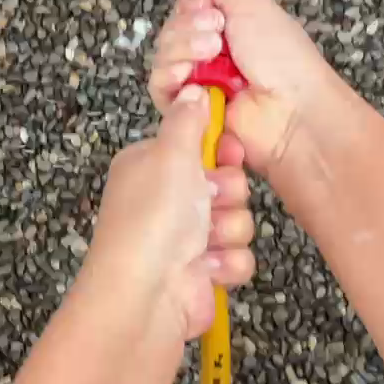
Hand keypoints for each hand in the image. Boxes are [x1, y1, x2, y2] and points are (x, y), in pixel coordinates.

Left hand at [77, 86, 256, 342]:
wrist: (146, 294)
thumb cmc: (152, 218)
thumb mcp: (169, 154)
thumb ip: (186, 120)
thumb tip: (192, 90)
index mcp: (151, 166)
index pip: (200, 145)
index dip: (221, 151)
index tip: (228, 154)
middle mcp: (166, 200)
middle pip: (228, 183)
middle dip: (228, 196)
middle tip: (209, 204)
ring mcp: (184, 238)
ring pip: (238, 221)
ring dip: (228, 231)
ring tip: (203, 242)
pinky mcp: (202, 271)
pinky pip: (238, 257)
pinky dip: (227, 264)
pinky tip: (206, 269)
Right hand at [148, 0, 335, 177]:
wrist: (290, 110)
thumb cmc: (281, 57)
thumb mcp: (254, 5)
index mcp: (228, 27)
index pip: (186, 9)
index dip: (191, 5)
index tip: (209, 8)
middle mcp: (209, 53)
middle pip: (170, 31)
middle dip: (187, 27)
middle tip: (216, 34)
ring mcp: (197, 81)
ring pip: (163, 56)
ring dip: (182, 49)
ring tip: (211, 54)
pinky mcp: (187, 109)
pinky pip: (159, 87)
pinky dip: (170, 77)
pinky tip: (190, 78)